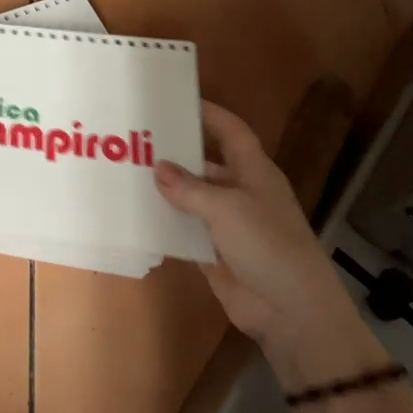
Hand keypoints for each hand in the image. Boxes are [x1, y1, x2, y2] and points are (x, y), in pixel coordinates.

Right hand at [153, 102, 362, 362]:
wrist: (291, 312)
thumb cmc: (268, 245)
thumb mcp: (227, 208)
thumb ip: (189, 187)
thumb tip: (157, 168)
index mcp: (254, 173)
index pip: (231, 132)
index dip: (209, 114)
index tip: (176, 100)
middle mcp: (240, 193)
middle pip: (203, 164)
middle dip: (173, 153)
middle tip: (133, 138)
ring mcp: (226, 224)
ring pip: (189, 197)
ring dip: (162, 189)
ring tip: (122, 172)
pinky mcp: (212, 252)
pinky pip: (182, 229)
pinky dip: (161, 222)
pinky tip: (132, 213)